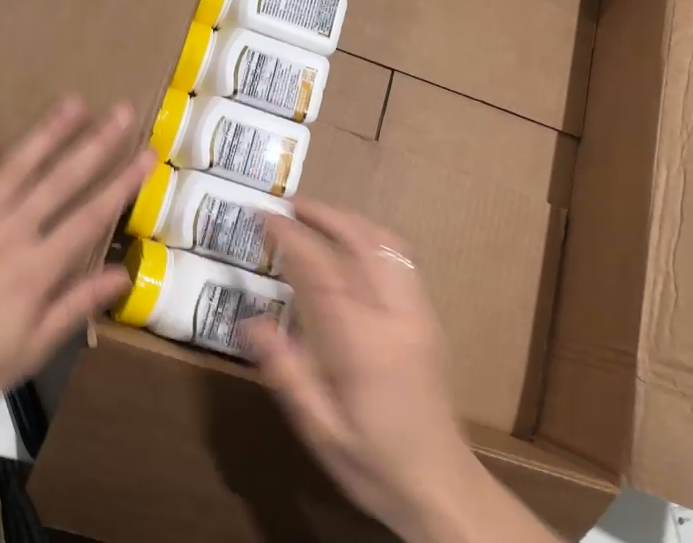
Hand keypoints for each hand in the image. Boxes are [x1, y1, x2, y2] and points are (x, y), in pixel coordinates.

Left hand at [0, 97, 150, 443]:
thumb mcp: (28, 353)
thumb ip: (74, 306)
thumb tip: (122, 272)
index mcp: (36, 271)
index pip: (90, 217)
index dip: (123, 183)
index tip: (149, 153)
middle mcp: (8, 235)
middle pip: (60, 182)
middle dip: (96, 144)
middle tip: (124, 109)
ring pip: (16, 168)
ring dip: (47, 133)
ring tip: (74, 101)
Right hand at [243, 200, 479, 539]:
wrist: (442, 486)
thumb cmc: (373, 463)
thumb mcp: (319, 429)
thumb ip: (287, 372)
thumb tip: (250, 322)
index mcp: (363, 342)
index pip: (322, 270)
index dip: (292, 236)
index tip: (265, 215)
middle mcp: (395, 316)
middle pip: (363, 241)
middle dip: (326, 214)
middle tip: (290, 205)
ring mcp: (418, 314)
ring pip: (388, 245)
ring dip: (352, 221)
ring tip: (318, 217)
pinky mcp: (429, 320)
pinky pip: (402, 260)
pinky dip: (373, 238)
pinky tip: (354, 247)